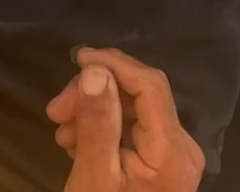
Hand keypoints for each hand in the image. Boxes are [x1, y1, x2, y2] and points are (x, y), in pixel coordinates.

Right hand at [46, 48, 206, 191]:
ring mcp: (174, 154)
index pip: (150, 85)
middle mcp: (183, 147)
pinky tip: (78, 139)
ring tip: (61, 130)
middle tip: (56, 110)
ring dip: (94, 108)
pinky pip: (133, 126)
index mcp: (173, 152)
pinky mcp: (163, 161)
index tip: (77, 59)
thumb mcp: (94, 179)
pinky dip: (104, 124)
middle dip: (95, 92)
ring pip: (133, 107)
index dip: (114, 63)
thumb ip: (97, 124)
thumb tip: (95, 70)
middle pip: (139, 94)